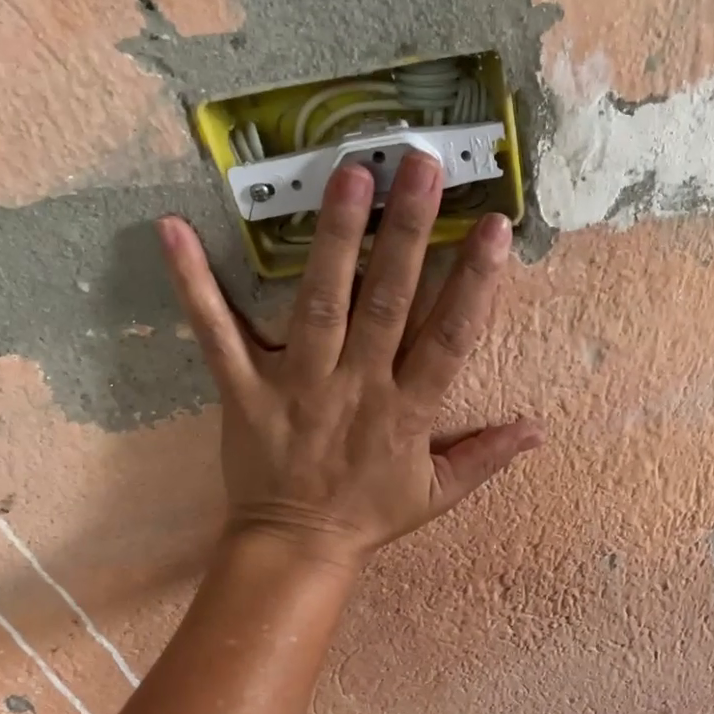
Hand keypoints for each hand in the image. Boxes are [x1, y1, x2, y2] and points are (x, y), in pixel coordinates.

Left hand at [156, 153, 543, 568]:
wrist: (297, 548)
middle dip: (407, 232)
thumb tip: (539, 429)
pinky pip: (216, 334)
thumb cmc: (371, 516)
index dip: (474, 283)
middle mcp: (357, 387)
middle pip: (387, 302)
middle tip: (420, 165)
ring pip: (319, 303)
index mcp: (407, 412)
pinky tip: (174, 229)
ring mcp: (297, 384)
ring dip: (335, 238)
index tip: (494, 227)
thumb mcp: (439, 493)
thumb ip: (487, 456)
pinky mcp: (243, 389)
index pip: (449, 338)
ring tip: (348, 175)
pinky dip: (194, 285)